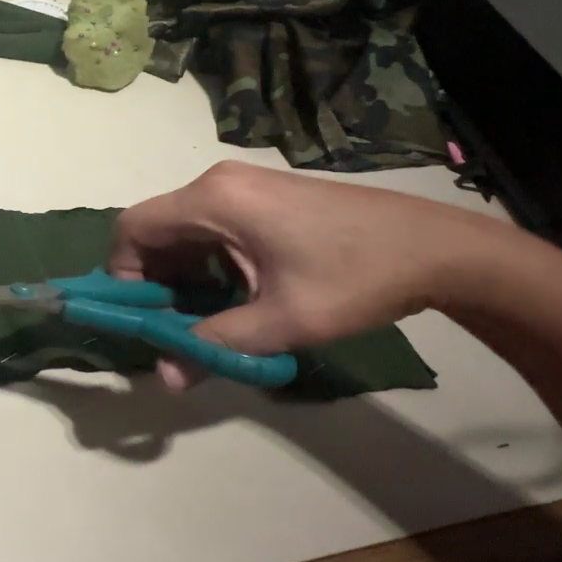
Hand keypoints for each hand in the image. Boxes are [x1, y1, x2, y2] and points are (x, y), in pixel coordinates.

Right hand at [109, 161, 507, 389]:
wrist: (440, 248)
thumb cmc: (358, 278)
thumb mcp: (285, 320)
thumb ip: (216, 345)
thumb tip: (165, 378)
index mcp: (213, 200)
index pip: (133, 227)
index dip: (121, 271)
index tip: (139, 315)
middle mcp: (216, 182)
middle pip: (156, 227)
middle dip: (153, 278)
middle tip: (170, 323)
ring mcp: (241, 185)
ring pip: (183, 228)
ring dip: (181, 271)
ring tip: (204, 315)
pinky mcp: (261, 195)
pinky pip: (210, 225)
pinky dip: (205, 259)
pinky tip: (234, 292)